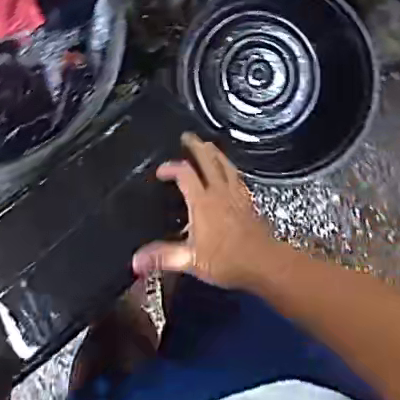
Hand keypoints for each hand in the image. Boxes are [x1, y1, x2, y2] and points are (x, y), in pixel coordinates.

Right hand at [132, 133, 283, 289]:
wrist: (263, 262)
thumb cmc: (226, 261)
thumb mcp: (190, 260)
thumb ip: (162, 257)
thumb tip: (136, 260)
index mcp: (203, 201)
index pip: (185, 174)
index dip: (171, 168)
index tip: (161, 171)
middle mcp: (220, 192)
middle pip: (208, 160)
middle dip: (196, 146)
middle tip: (188, 137)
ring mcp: (236, 194)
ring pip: (225, 164)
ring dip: (215, 152)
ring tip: (208, 145)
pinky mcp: (248, 201)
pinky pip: (238, 176)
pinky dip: (230, 168)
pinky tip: (231, 171)